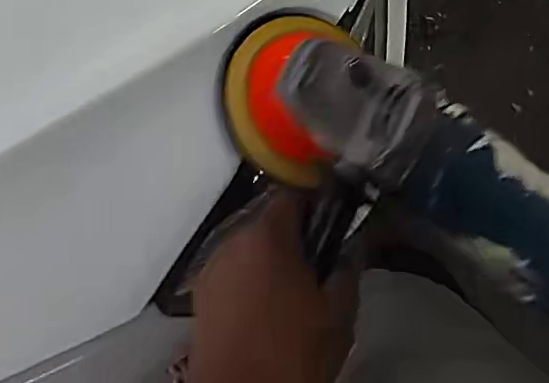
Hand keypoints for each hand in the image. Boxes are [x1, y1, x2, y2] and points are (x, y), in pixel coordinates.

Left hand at [190, 191, 357, 382]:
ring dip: (268, 256)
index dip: (315, 203)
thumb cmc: (291, 353)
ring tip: (288, 290)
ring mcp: (213, 265)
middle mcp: (234, 238)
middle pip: (269, 219)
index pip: (293, 194)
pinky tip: (262, 307)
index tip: (330, 220)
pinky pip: (232, 269)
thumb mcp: (337, 314)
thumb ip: (347, 270)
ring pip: (249, 245)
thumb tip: (349, 250)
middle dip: (292, 234)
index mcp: (268, 234)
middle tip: (314, 262)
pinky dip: (247, 278)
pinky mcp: (200, 293)